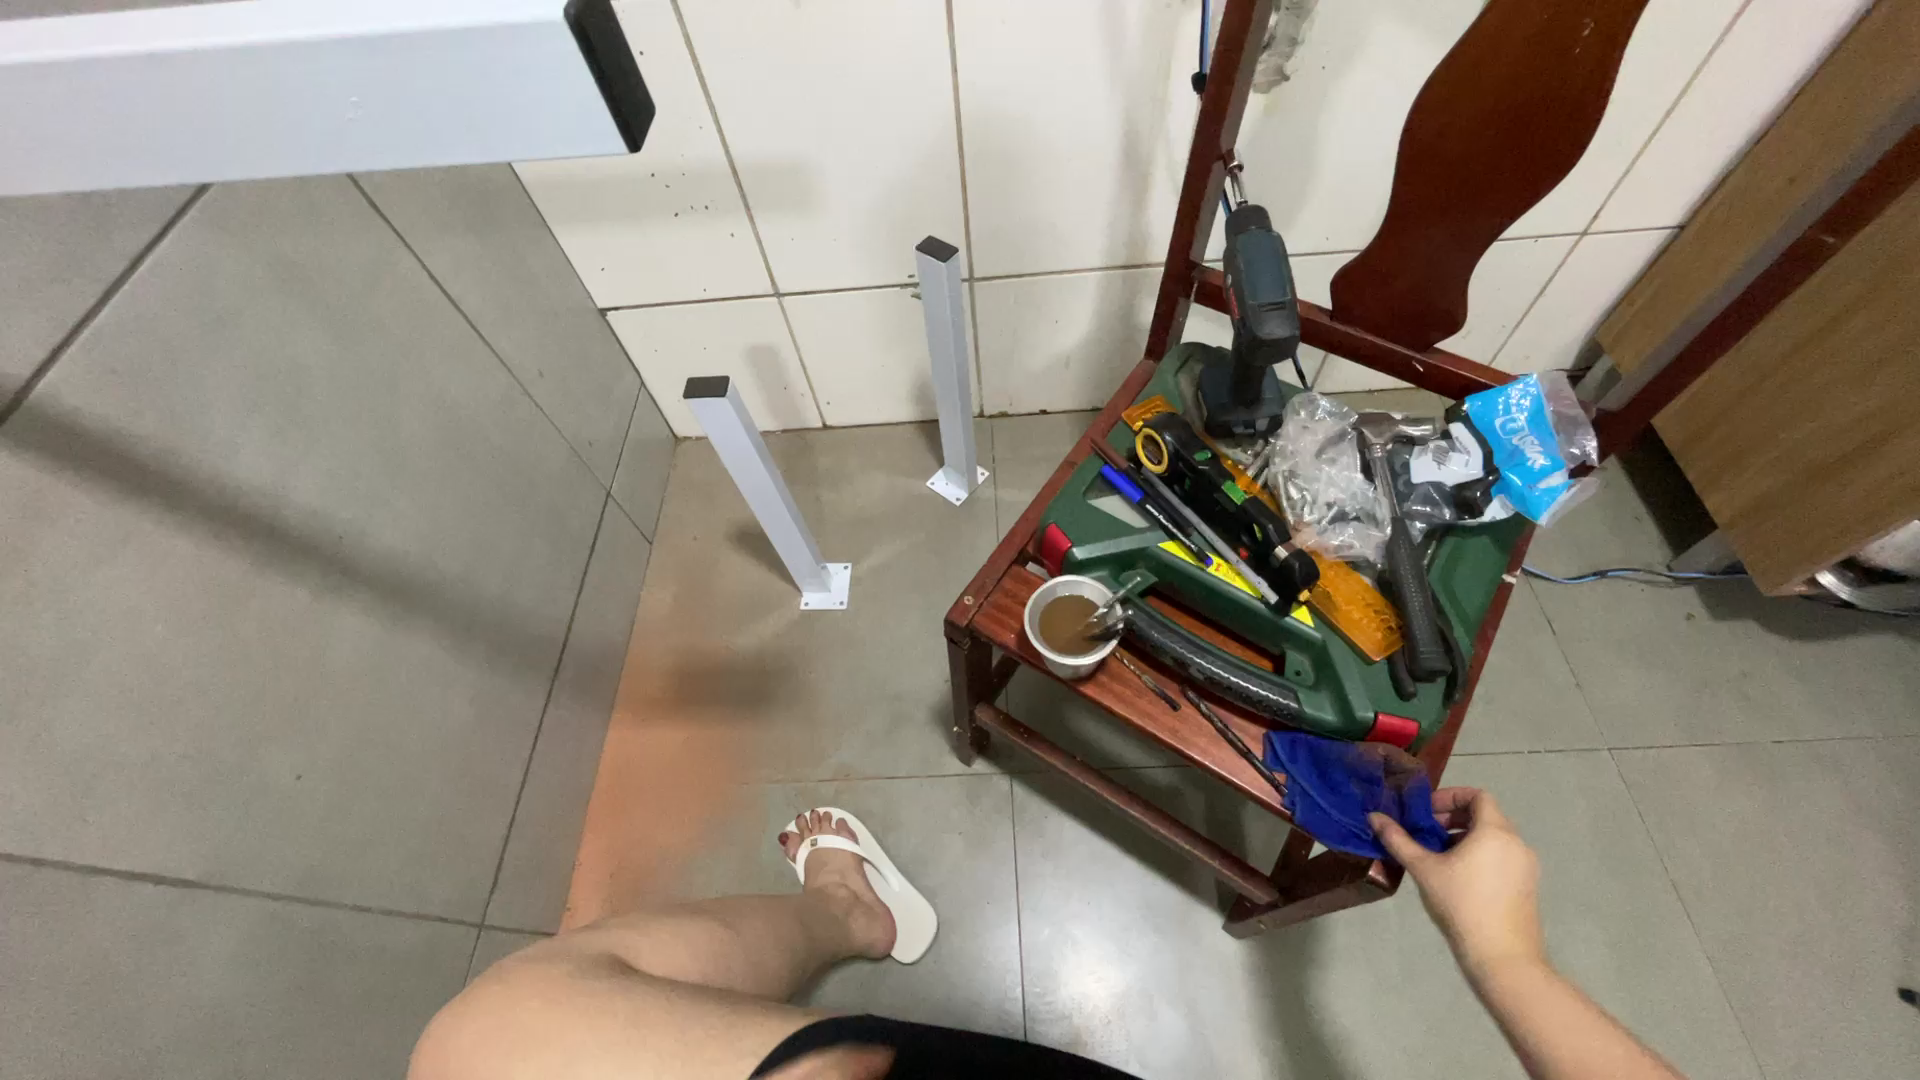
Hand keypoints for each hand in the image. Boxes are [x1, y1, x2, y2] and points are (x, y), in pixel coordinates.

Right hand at [1370, 788, 1544, 977]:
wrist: (1503, 958)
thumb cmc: (1462, 904)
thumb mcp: (1423, 868)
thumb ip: (1398, 839)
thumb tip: (1373, 817)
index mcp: (1495, 832)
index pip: (1478, 796)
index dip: (1450, 796)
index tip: (1426, 811)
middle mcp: (1517, 844)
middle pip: (1485, 816)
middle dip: (1452, 818)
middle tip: (1425, 832)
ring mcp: (1526, 867)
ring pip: (1492, 838)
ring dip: (1463, 837)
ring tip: (1436, 856)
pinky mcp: (1526, 887)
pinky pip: (1501, 856)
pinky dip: (1478, 854)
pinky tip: (1455, 877)